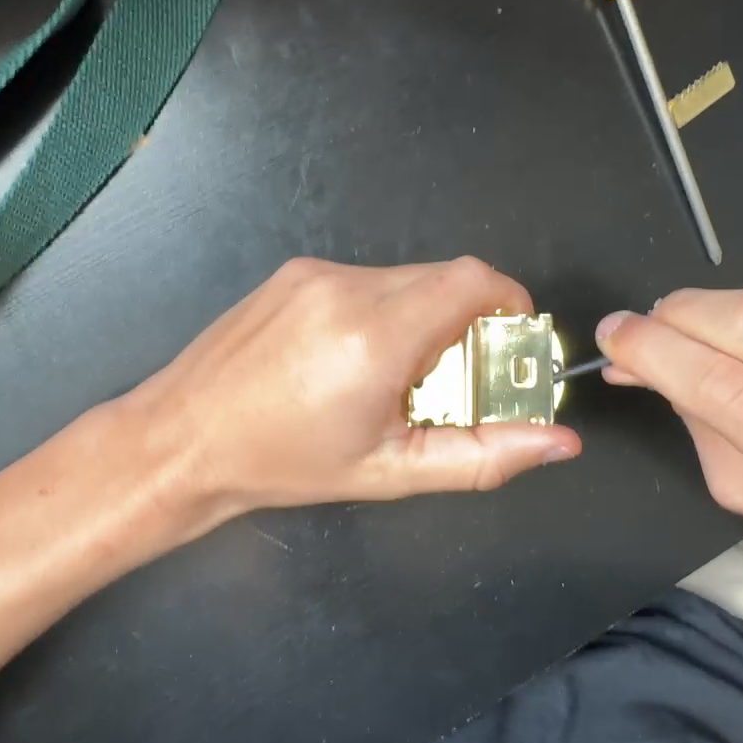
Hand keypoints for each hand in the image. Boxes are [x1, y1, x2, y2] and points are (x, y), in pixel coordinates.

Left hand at [121, 257, 580, 524]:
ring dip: (421, 314)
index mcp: (375, 335)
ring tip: (395, 374)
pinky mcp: (291, 271)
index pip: (472, 280)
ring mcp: (313, 272)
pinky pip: (362, 278)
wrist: (183, 437)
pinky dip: (382, 308)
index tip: (513, 337)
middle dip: (467, 318)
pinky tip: (352, 357)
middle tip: (454, 374)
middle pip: (442, 276)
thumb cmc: (285, 464)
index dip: (509, 300)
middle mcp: (346, 287)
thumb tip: (559, 443)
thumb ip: (482, 456)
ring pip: (403, 276)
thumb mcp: (389, 470)